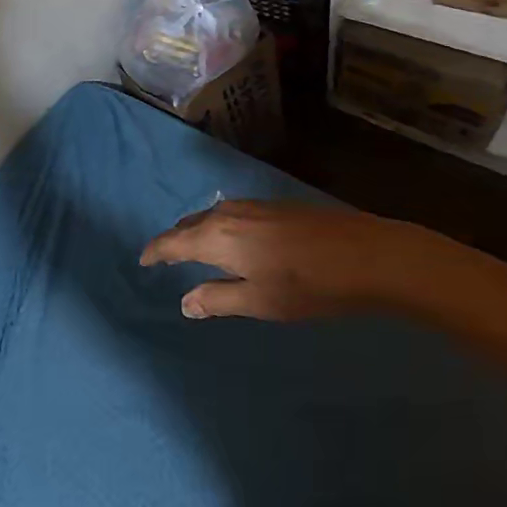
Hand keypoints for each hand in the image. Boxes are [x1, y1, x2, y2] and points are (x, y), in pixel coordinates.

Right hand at [139, 200, 440, 320]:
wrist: (364, 254)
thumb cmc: (306, 285)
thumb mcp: (258, 301)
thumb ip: (217, 299)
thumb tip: (184, 301)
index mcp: (217, 236)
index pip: (173, 241)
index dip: (155, 251)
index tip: (142, 260)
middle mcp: (228, 213)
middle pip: (190, 224)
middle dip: (175, 240)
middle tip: (166, 259)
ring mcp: (253, 205)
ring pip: (212, 215)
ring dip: (198, 231)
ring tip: (195, 251)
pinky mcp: (274, 205)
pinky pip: (231, 214)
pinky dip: (219, 227)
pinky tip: (232, 241)